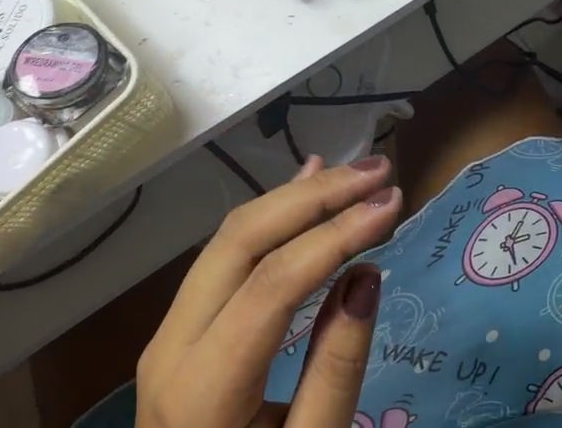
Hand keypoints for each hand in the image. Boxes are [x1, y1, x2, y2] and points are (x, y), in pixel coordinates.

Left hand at [138, 154, 402, 427]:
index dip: (336, 234)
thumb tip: (366, 274)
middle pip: (242, 240)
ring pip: (230, 237)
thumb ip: (336, 369)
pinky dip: (271, 215)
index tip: (392, 203)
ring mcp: (169, 332)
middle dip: (316, 197)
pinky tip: (303, 184)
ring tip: (355, 173)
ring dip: (296, 197)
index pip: (272, 282)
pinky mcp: (181, 328)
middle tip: (379, 174)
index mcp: (200, 387)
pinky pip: (225, 256)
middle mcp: (171, 344)